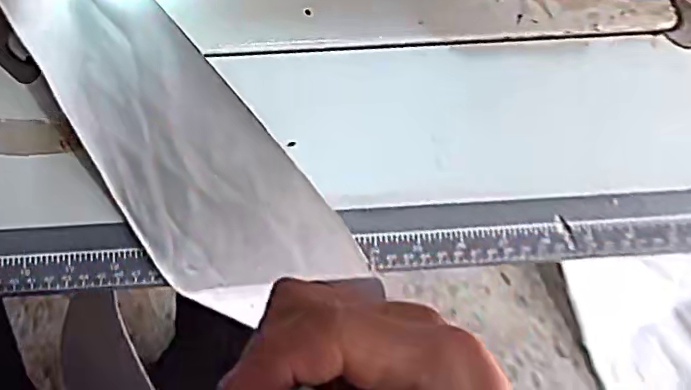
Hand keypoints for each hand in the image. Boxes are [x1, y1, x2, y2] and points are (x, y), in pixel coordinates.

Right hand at [220, 279, 507, 389]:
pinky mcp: (409, 361)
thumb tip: (248, 387)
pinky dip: (307, 361)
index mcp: (442, 357)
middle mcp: (430, 335)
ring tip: (263, 389)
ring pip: (315, 313)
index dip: (266, 363)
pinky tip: (300, 386)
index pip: (321, 328)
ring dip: (282, 356)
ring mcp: (419, 343)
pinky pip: (336, 336)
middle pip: (310, 307)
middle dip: (267, 356)